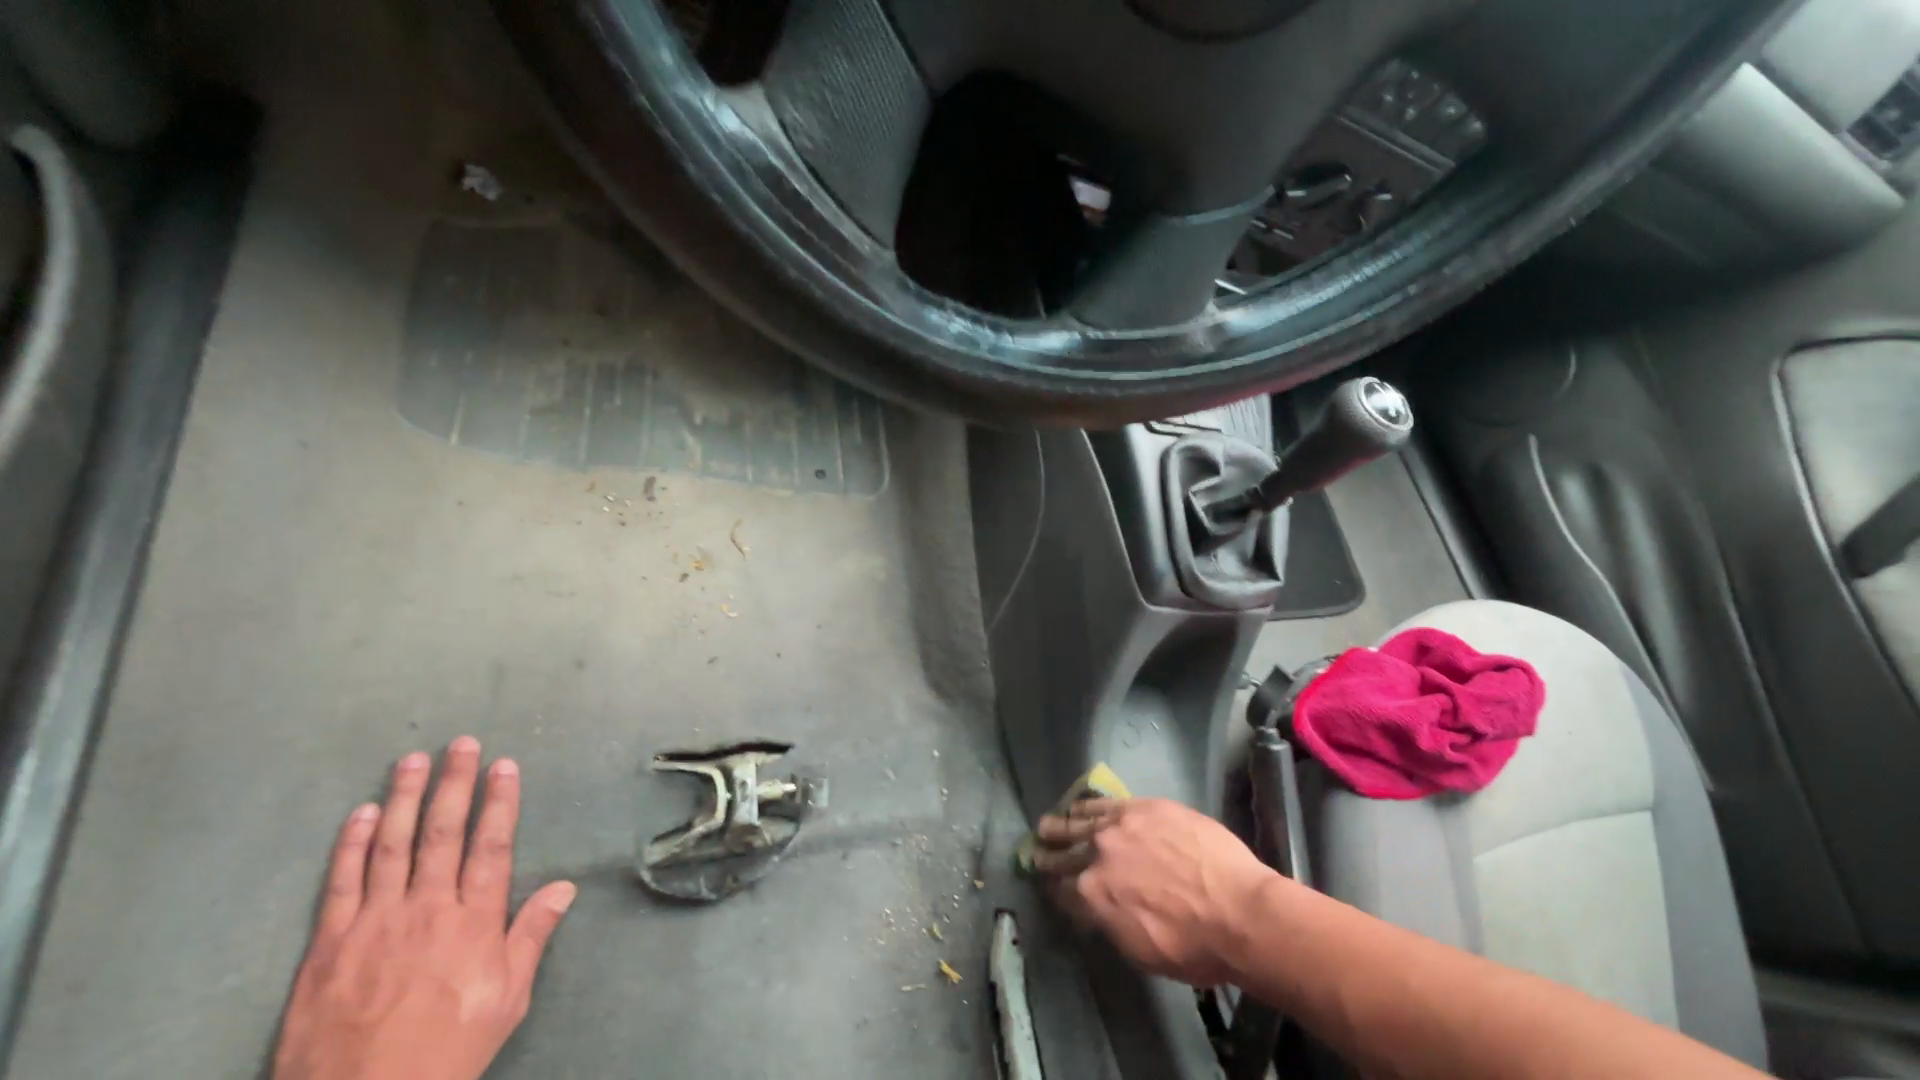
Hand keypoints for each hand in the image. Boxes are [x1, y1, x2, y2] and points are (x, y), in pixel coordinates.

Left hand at [273, 737, 576, 1079]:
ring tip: (413, 760)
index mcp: (474, 923)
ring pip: (392, 845)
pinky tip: (362, 813)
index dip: (500, 803)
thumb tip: (564, 887)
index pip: (491, 846)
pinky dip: (352, 843)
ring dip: (404, 798)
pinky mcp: (329, 942)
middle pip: (443, 833)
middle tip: (460, 744)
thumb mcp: (507, 1001)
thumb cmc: (447, 1050)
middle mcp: (427, 909)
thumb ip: (531, 938)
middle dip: (454, 784)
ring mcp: (374, 921)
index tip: (504, 767)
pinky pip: (341, 881)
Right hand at [1033, 797, 1275, 985]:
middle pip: (1063, 853)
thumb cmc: (1195, 948)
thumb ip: (1111, 923)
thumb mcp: (1140, 951)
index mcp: (1092, 896)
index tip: (1051, 887)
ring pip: (1080, 822)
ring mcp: (1119, 826)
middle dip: (1048, 854)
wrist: (1240, 913)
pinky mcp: (1144, 807)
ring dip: (1061, 824)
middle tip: (1037, 851)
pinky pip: (1106, 803)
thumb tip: (1100, 910)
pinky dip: (1088, 806)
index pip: (1063, 891)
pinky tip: (1081, 806)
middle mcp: (1096, 856)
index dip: (1056, 890)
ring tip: (1049, 824)